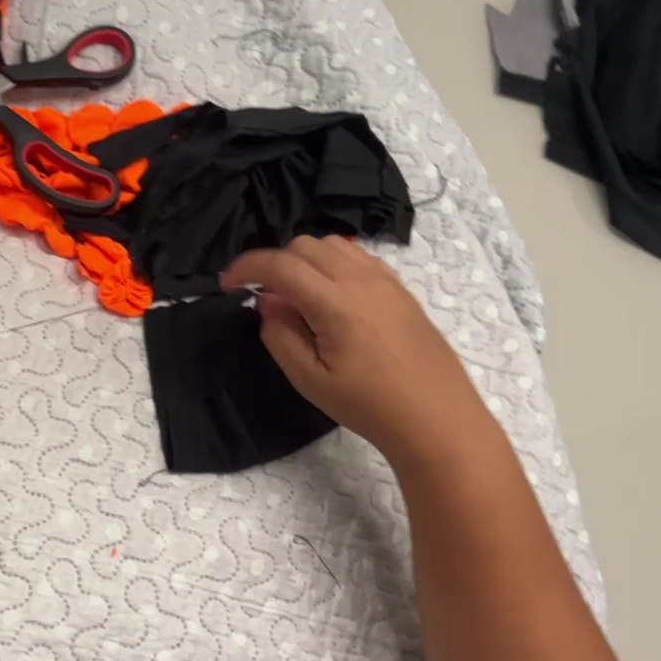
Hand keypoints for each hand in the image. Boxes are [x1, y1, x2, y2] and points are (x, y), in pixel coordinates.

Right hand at [221, 236, 493, 469]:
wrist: (435, 415)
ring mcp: (385, 280)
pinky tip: (328, 296)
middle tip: (264, 298)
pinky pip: (357, 257)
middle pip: (304, 245)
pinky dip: (331, 264)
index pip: (280, 265)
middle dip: (274, 263)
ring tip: (295, 296)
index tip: (226, 284)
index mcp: (335, 302)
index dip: (246, 267)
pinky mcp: (399, 288)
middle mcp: (361, 279)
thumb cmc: (368, 404)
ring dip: (303, 260)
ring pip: (332, 245)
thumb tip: (268, 302)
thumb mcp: (309, 379)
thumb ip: (280, 335)